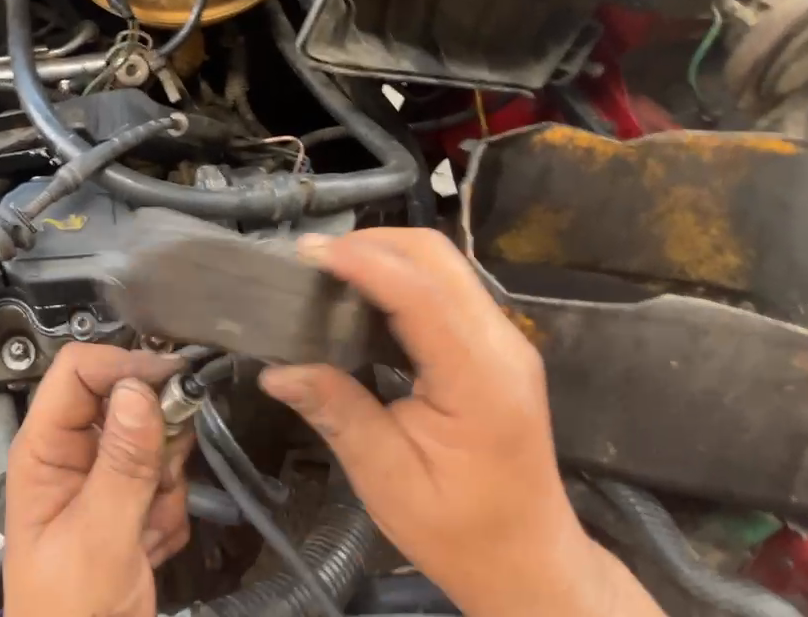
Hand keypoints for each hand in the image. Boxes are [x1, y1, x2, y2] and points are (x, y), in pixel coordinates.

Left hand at [4, 344, 192, 616]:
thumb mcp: (96, 541)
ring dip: (164, 486)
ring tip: (146, 531)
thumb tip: (139, 389)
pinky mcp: (127, 506)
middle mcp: (71, 454)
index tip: (174, 383)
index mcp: (44, 448)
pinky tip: (150, 548)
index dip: (124, 366)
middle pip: (124, 401)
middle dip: (154, 442)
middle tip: (160, 481)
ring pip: (153, 443)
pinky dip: (170, 515)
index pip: (78, 371)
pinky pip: (166, 482)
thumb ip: (122, 465)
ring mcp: (101, 480)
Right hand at [259, 229, 664, 616]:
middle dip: (368, 244)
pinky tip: (357, 295)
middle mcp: (500, 346)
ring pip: (440, 261)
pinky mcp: (491, 342)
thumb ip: (338, 414)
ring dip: (380, 253)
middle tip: (307, 262)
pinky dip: (394, 273)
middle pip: (435, 257)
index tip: (306, 254)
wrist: (530, 563)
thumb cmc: (460, 531)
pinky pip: (442, 283)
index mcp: (480, 382)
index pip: (422, 296)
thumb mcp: (388, 482)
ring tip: (324, 273)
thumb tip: (277, 370)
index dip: (362, 263)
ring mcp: (502, 340)